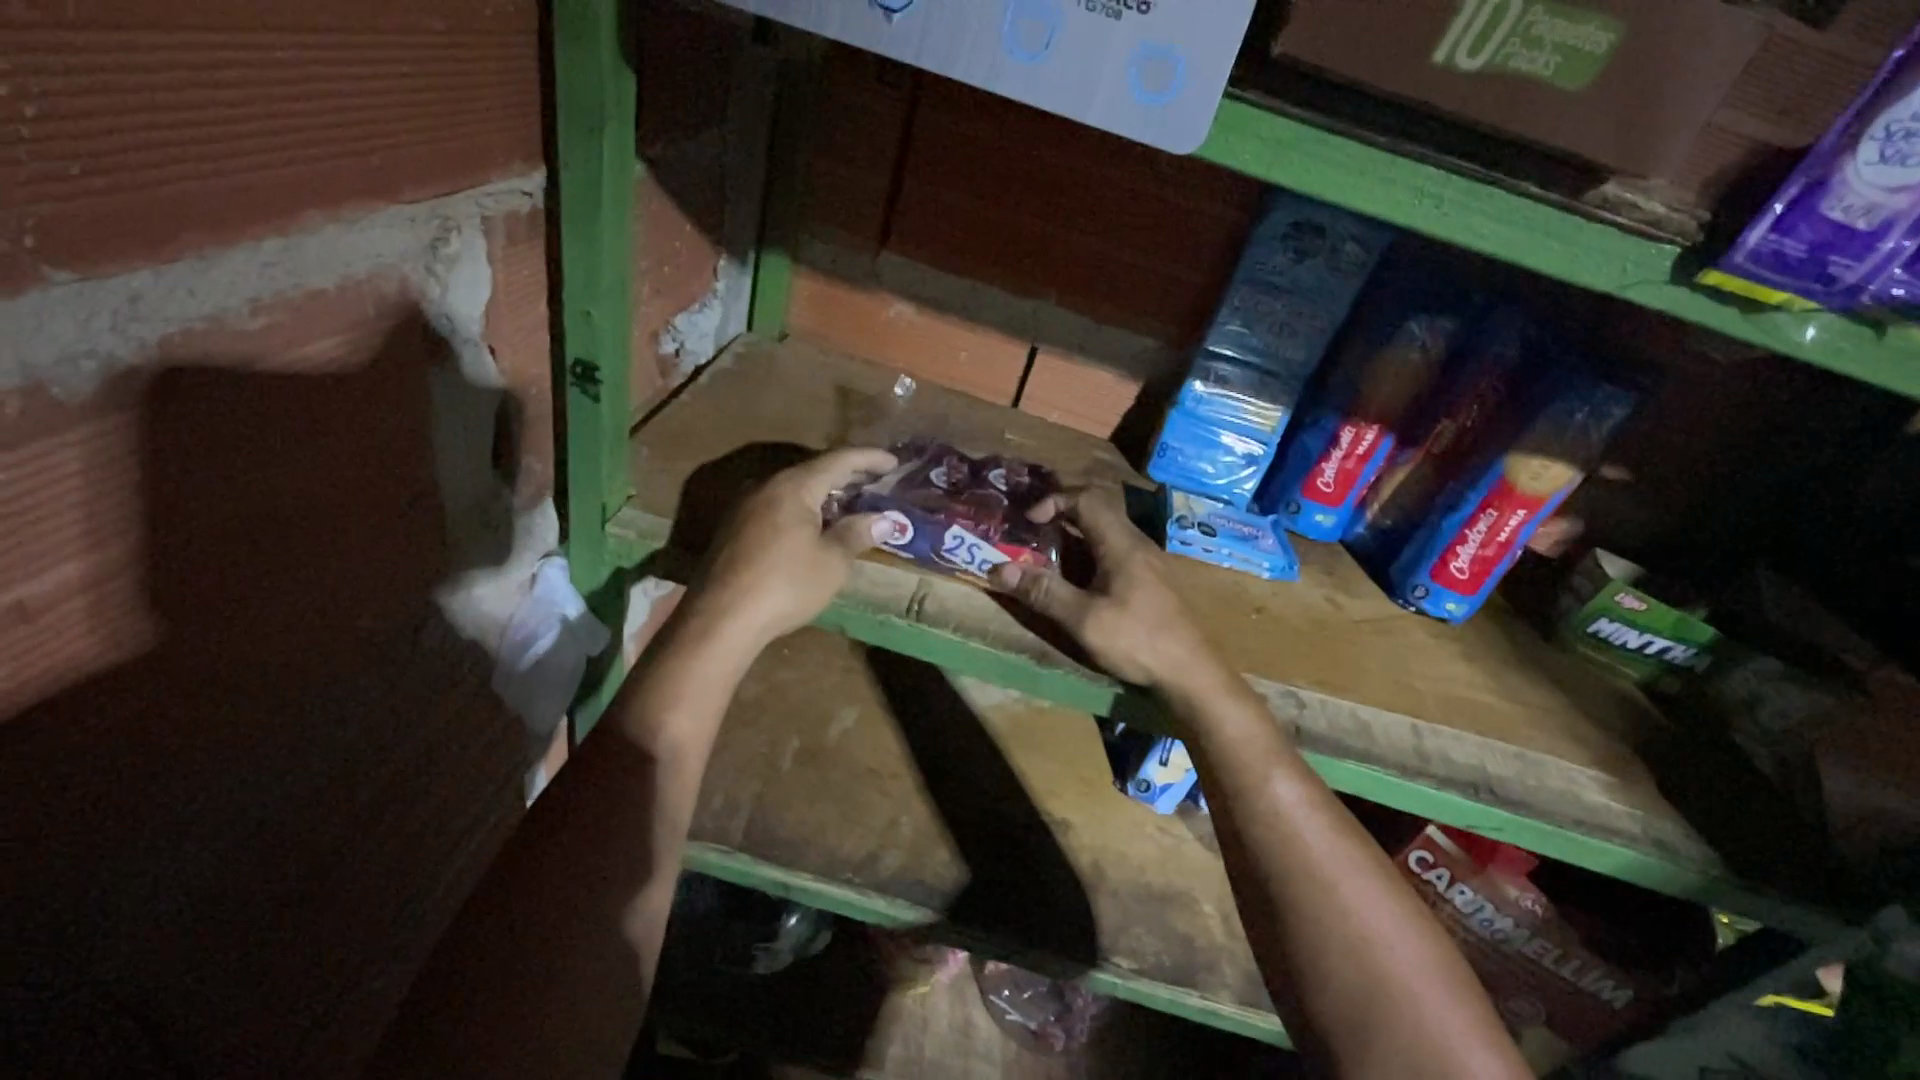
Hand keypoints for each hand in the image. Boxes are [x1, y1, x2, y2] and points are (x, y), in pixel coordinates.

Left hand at [688, 447, 898, 649]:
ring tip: (851, 505)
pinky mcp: (734, 529)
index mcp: (793, 486)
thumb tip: (883, 519)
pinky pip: (778, 507)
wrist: (721, 618)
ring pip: (794, 490)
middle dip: (848, 476)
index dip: (869, 459)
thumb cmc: (785, 585)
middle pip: (814, 471)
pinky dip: (803, 509)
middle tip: (877, 483)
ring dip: (824, 495)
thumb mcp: (832, 561)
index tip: (894, 463)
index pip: (839, 460)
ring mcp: (745, 507)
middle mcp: (766, 486)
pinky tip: (815, 527)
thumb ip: (857, 533)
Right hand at [988, 487, 1222, 691]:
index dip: (1054, 501)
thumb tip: (999, 568)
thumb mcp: (1084, 619)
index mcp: (1122, 544)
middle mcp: (1138, 544)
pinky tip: (1080, 585)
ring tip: (1049, 561)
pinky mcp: (1153, 582)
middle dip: (1061, 517)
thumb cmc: (1137, 641)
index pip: (1086, 499)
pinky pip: (1117, 554)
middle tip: (1033, 536)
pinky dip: (1091, 558)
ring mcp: (1149, 563)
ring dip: (1075, 540)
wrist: (1192, 673)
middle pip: (1097, 512)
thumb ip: (1043, 592)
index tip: (1029, 521)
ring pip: (1107, 535)